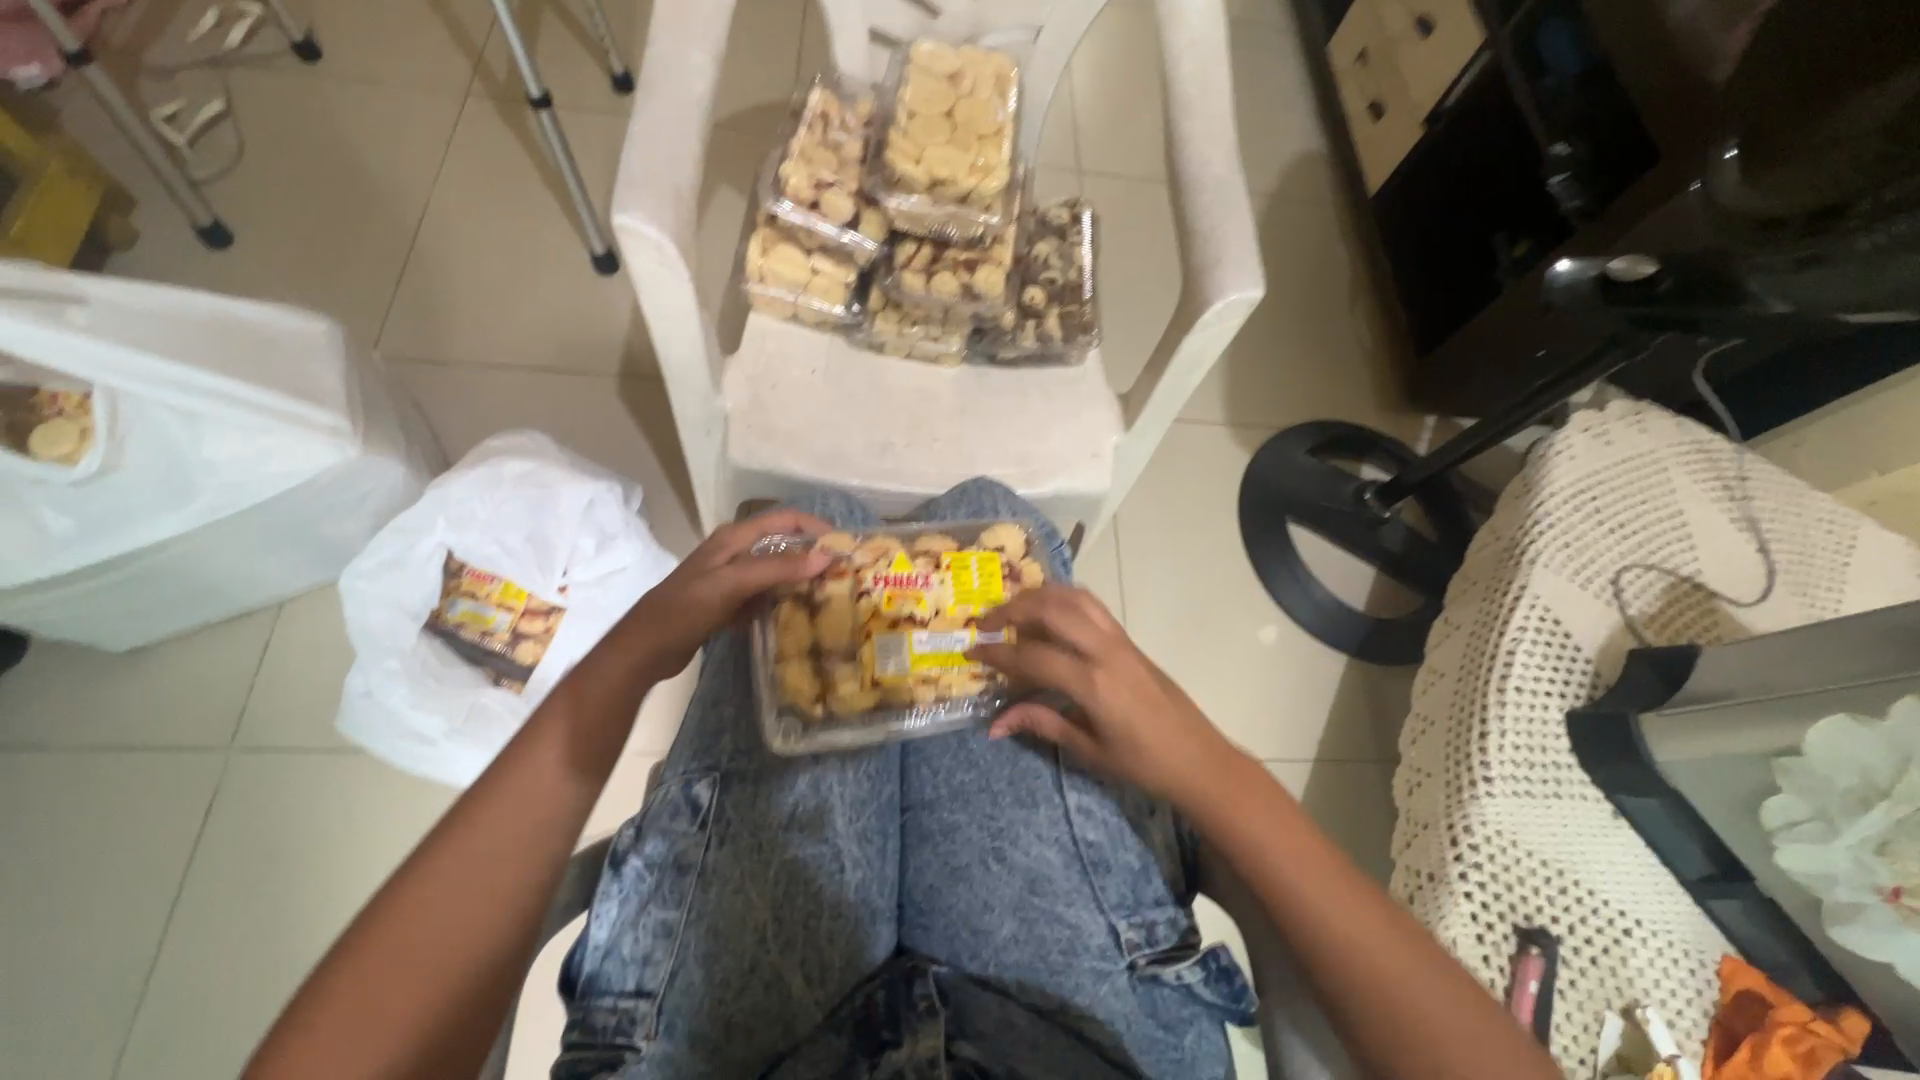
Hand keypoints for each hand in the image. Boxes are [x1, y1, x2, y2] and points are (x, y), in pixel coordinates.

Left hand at [622, 509, 833, 680]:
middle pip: (782, 545)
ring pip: (775, 572)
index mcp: (734, 538)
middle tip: (843, 574)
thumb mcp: (733, 583)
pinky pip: (764, 596)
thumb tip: (825, 557)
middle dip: (812, 555)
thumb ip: (778, 568)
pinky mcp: (728, 603)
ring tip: (830, 595)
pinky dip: (782, 601)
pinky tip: (798, 616)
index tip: (845, 546)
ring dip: (800, 580)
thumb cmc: (686, 608)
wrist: (647, 647)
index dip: (815, 527)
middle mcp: (734, 552)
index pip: (784, 520)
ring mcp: (731, 579)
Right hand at [971, 585, 1244, 803]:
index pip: (1033, 657)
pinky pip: (1091, 606)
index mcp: (1093, 684)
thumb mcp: (1088, 750)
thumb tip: (995, 724)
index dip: (998, 654)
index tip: (972, 653)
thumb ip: (1041, 725)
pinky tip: (1047, 612)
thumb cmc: (1143, 764)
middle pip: (1052, 610)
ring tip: (1012, 609)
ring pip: (1074, 598)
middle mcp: (1106, 652)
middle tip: (986, 623)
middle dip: (1013, 610)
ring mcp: (1120, 641)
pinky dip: (1063, 599)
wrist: (1199, 759)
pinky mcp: (1129, 640)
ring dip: (1039, 596)